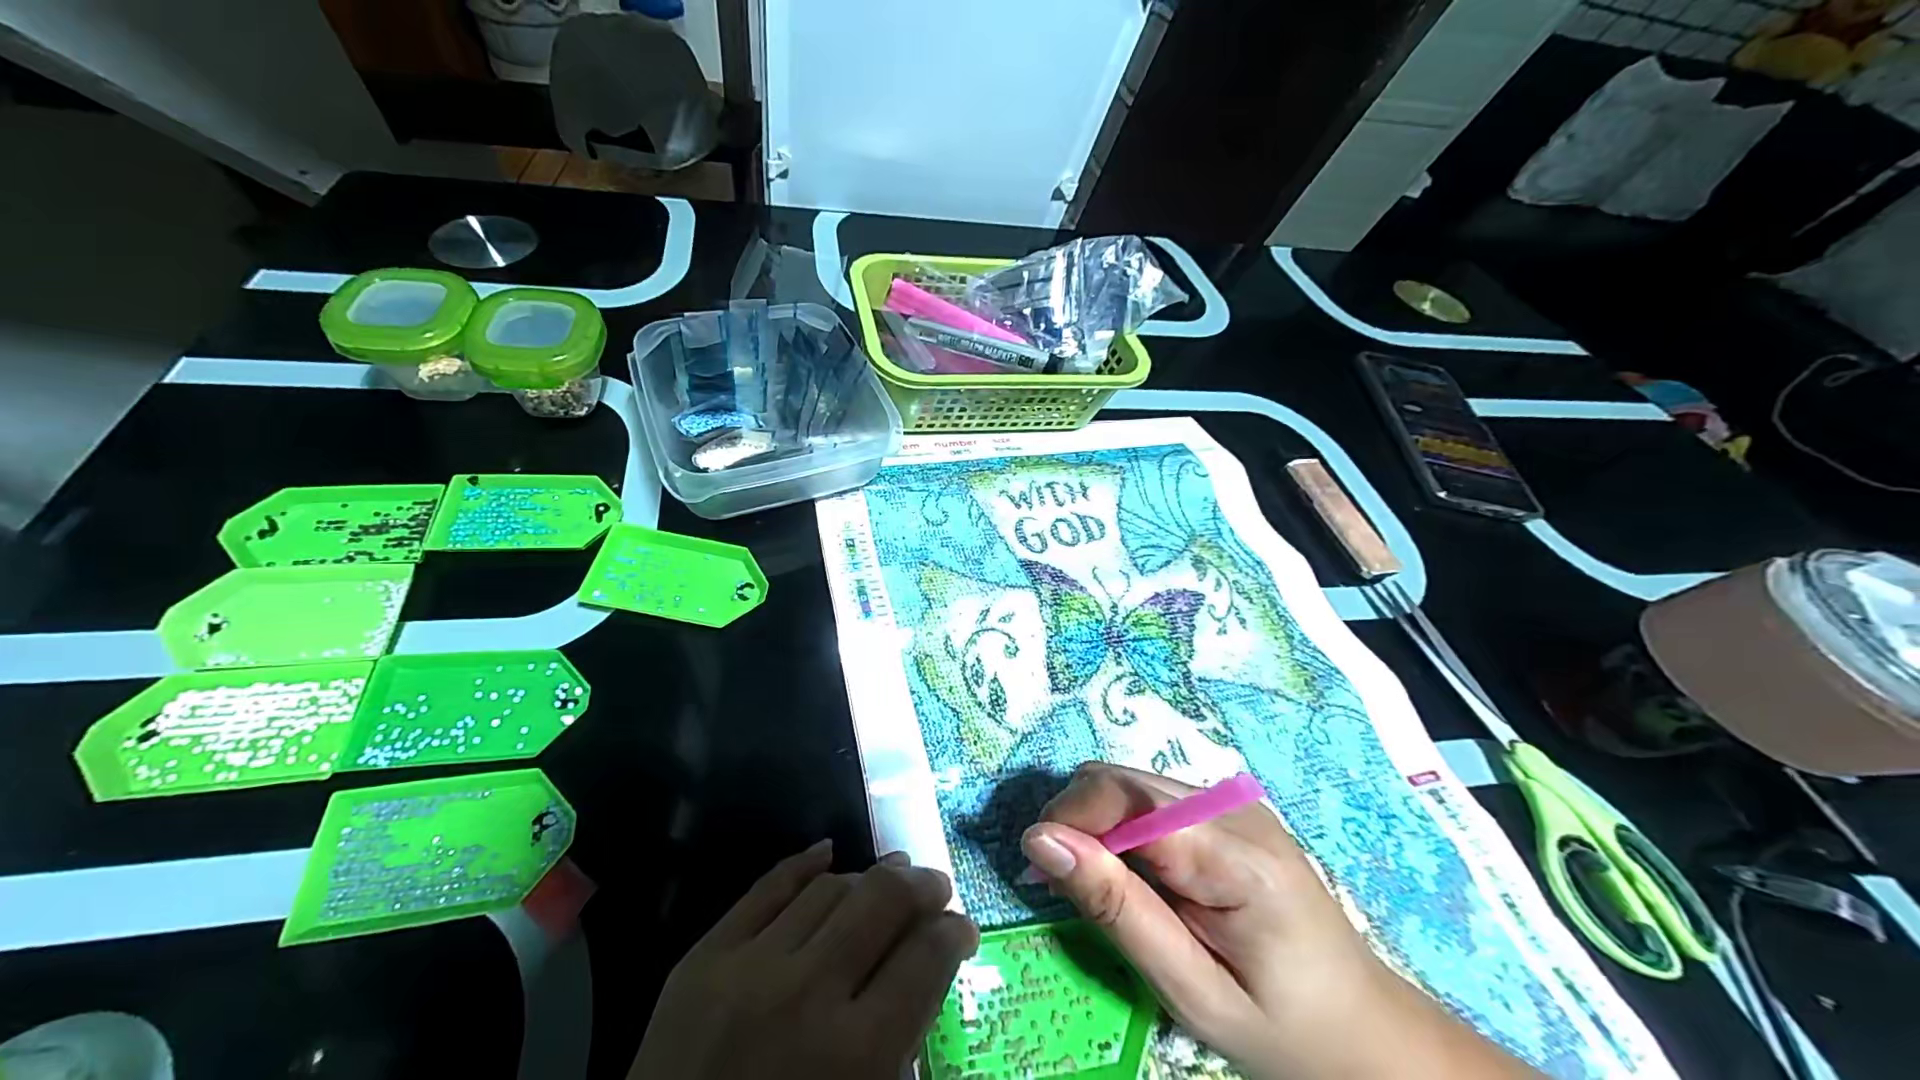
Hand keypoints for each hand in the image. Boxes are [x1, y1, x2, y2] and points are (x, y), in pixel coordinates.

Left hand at [628, 841, 979, 1079]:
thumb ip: (902, 1042)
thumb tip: (931, 965)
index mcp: (857, 1053)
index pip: (927, 958)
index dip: (955, 932)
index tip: (962, 929)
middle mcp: (808, 994)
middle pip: (883, 901)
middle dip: (922, 886)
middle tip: (935, 887)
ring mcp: (750, 968)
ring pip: (830, 888)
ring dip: (871, 876)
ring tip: (891, 876)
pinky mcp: (703, 957)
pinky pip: (767, 887)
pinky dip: (803, 864)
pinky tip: (828, 852)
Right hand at [1021, 763, 1538, 1079]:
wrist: (1366, 1030)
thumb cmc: (1281, 1029)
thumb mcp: (1190, 988)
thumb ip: (1116, 908)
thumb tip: (1040, 840)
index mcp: (1237, 856)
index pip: (1127, 801)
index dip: (1068, 821)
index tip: (1034, 871)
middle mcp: (1234, 807)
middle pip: (1124, 780)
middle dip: (1075, 820)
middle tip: (1057, 885)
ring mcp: (1234, 802)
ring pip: (1132, 783)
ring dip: (1094, 823)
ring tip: (1091, 883)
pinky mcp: (1229, 809)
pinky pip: (1152, 798)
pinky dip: (1121, 826)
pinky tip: (1128, 873)